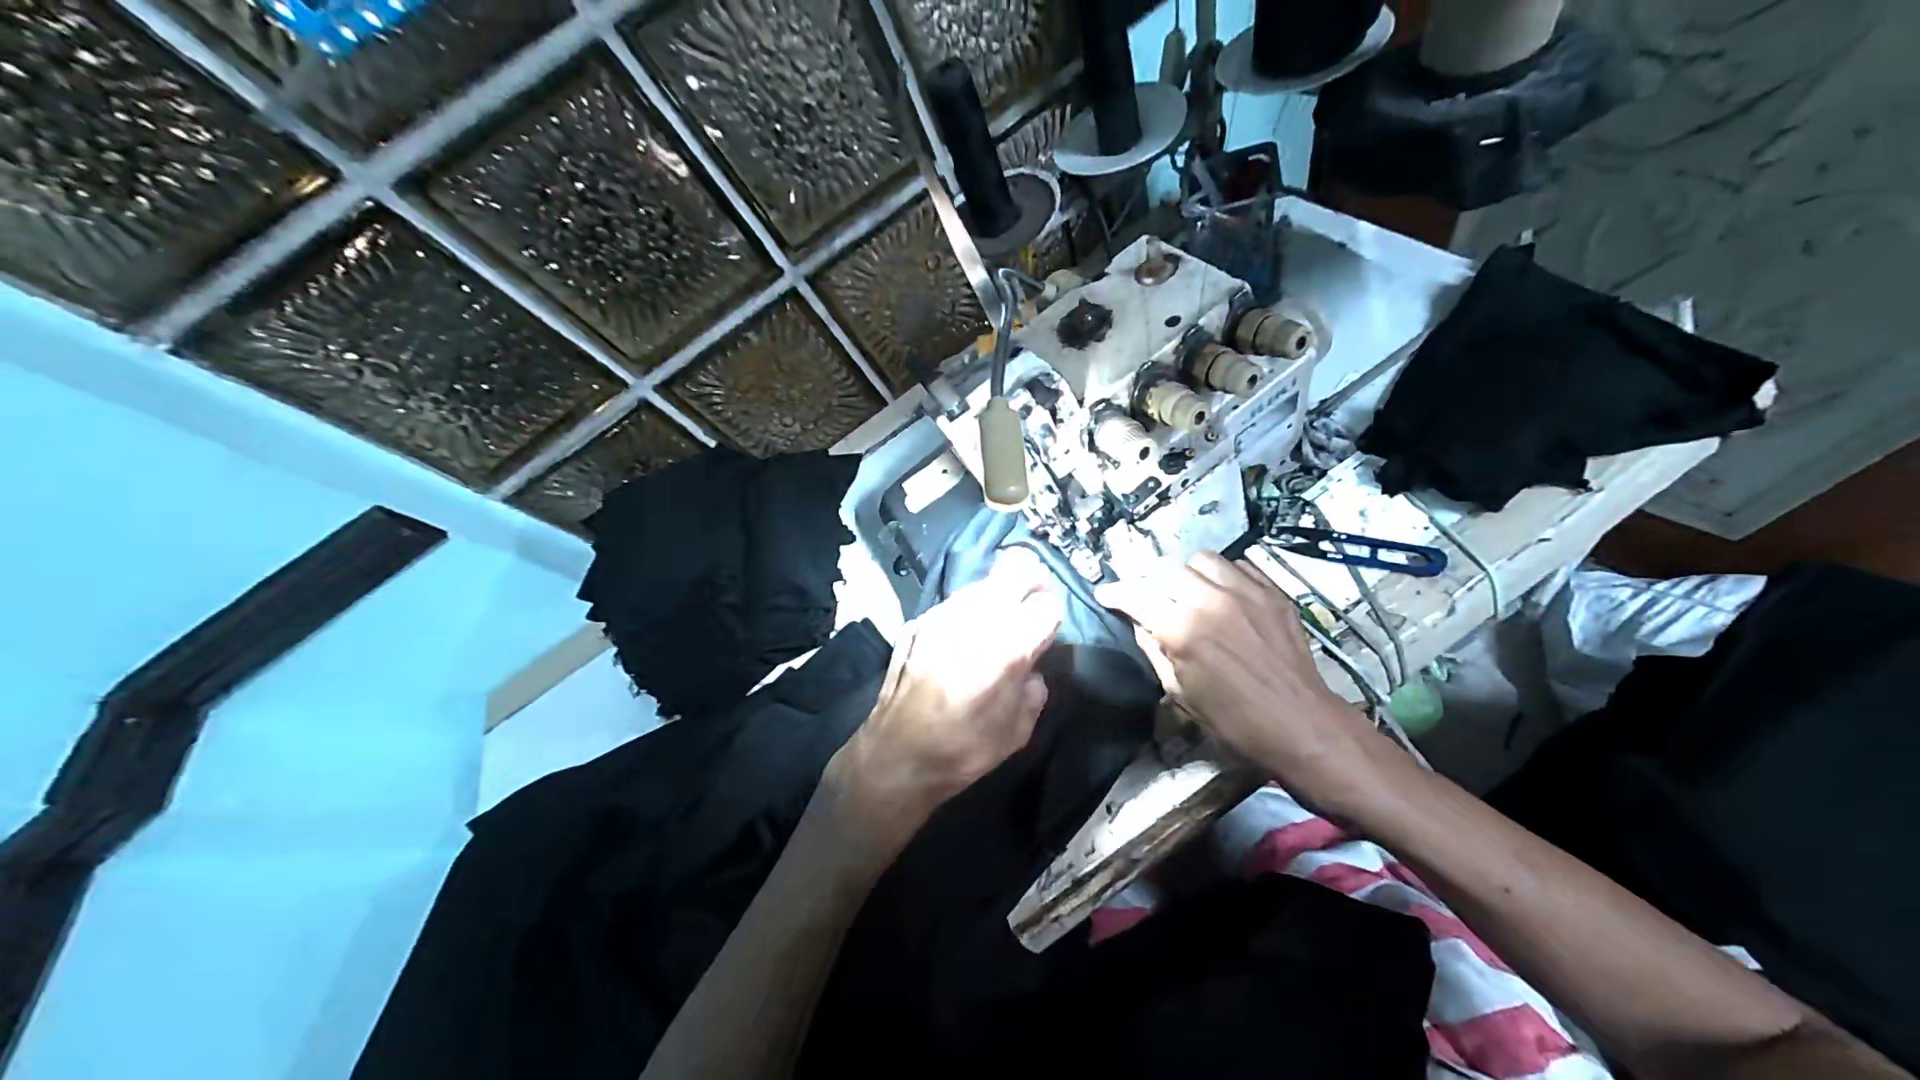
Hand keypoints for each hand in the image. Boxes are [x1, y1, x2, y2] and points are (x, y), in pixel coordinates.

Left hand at [825, 550, 1061, 849]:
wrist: (894, 756)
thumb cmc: (961, 751)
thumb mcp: (1017, 732)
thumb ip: (1033, 691)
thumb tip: (1031, 668)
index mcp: (1007, 649)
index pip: (1047, 605)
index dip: (1052, 617)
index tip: (1048, 632)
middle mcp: (975, 620)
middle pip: (1016, 570)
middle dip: (1031, 583)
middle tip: (1033, 604)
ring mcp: (941, 616)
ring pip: (984, 581)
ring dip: (998, 593)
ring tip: (998, 622)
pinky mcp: (918, 621)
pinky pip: (955, 601)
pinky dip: (968, 610)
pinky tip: (964, 637)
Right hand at [1094, 553, 1383, 808]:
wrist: (1301, 724)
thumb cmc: (1234, 721)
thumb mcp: (1179, 692)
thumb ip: (1155, 650)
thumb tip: (1141, 624)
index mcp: (1182, 629)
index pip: (1136, 595)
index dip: (1115, 593)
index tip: (1106, 595)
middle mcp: (1211, 600)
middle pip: (1165, 568)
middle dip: (1146, 578)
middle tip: (1144, 593)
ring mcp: (1246, 591)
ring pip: (1201, 559)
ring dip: (1184, 571)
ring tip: (1183, 587)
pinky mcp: (1272, 592)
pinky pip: (1237, 565)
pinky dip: (1220, 574)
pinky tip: (1219, 591)